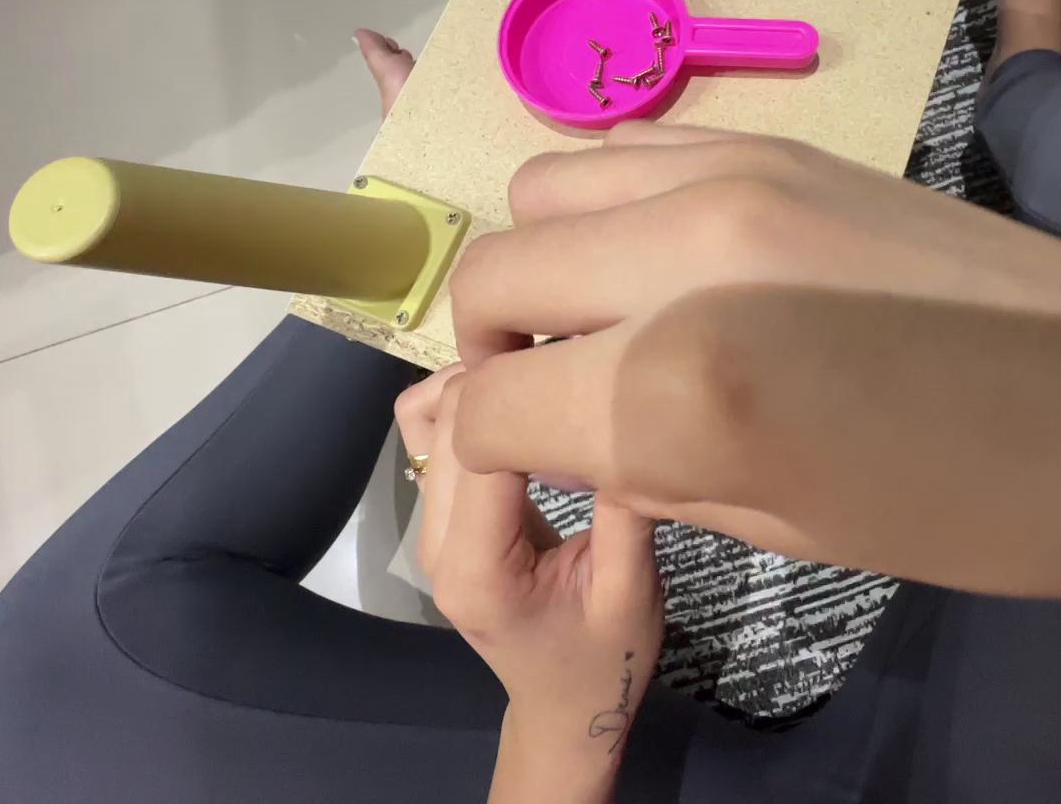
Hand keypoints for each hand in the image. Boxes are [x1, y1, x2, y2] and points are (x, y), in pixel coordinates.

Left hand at [398, 367, 663, 790]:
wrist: (565, 706)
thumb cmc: (603, 657)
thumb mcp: (633, 590)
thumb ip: (625, 509)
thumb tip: (624, 415)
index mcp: (481, 566)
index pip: (482, 448)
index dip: (524, 395)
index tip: (579, 359)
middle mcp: (439, 541)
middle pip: (445, 423)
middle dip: (501, 379)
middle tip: (570, 355)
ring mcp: (434, 528)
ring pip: (427, 421)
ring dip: (480, 385)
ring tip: (543, 374)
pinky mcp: (444, 518)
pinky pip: (433, 438)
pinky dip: (465, 404)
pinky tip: (520, 401)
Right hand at [446, 123, 1060, 597]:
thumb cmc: (977, 508)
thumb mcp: (783, 529)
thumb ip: (632, 465)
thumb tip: (540, 428)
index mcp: (683, 381)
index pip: (491, 402)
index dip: (487, 442)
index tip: (524, 458)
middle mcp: (684, 248)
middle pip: (489, 272)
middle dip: (493, 346)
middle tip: (556, 392)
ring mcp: (732, 169)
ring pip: (543, 191)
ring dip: (548, 266)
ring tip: (611, 320)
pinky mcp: (777, 141)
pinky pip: (629, 157)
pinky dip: (613, 213)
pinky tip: (672, 261)